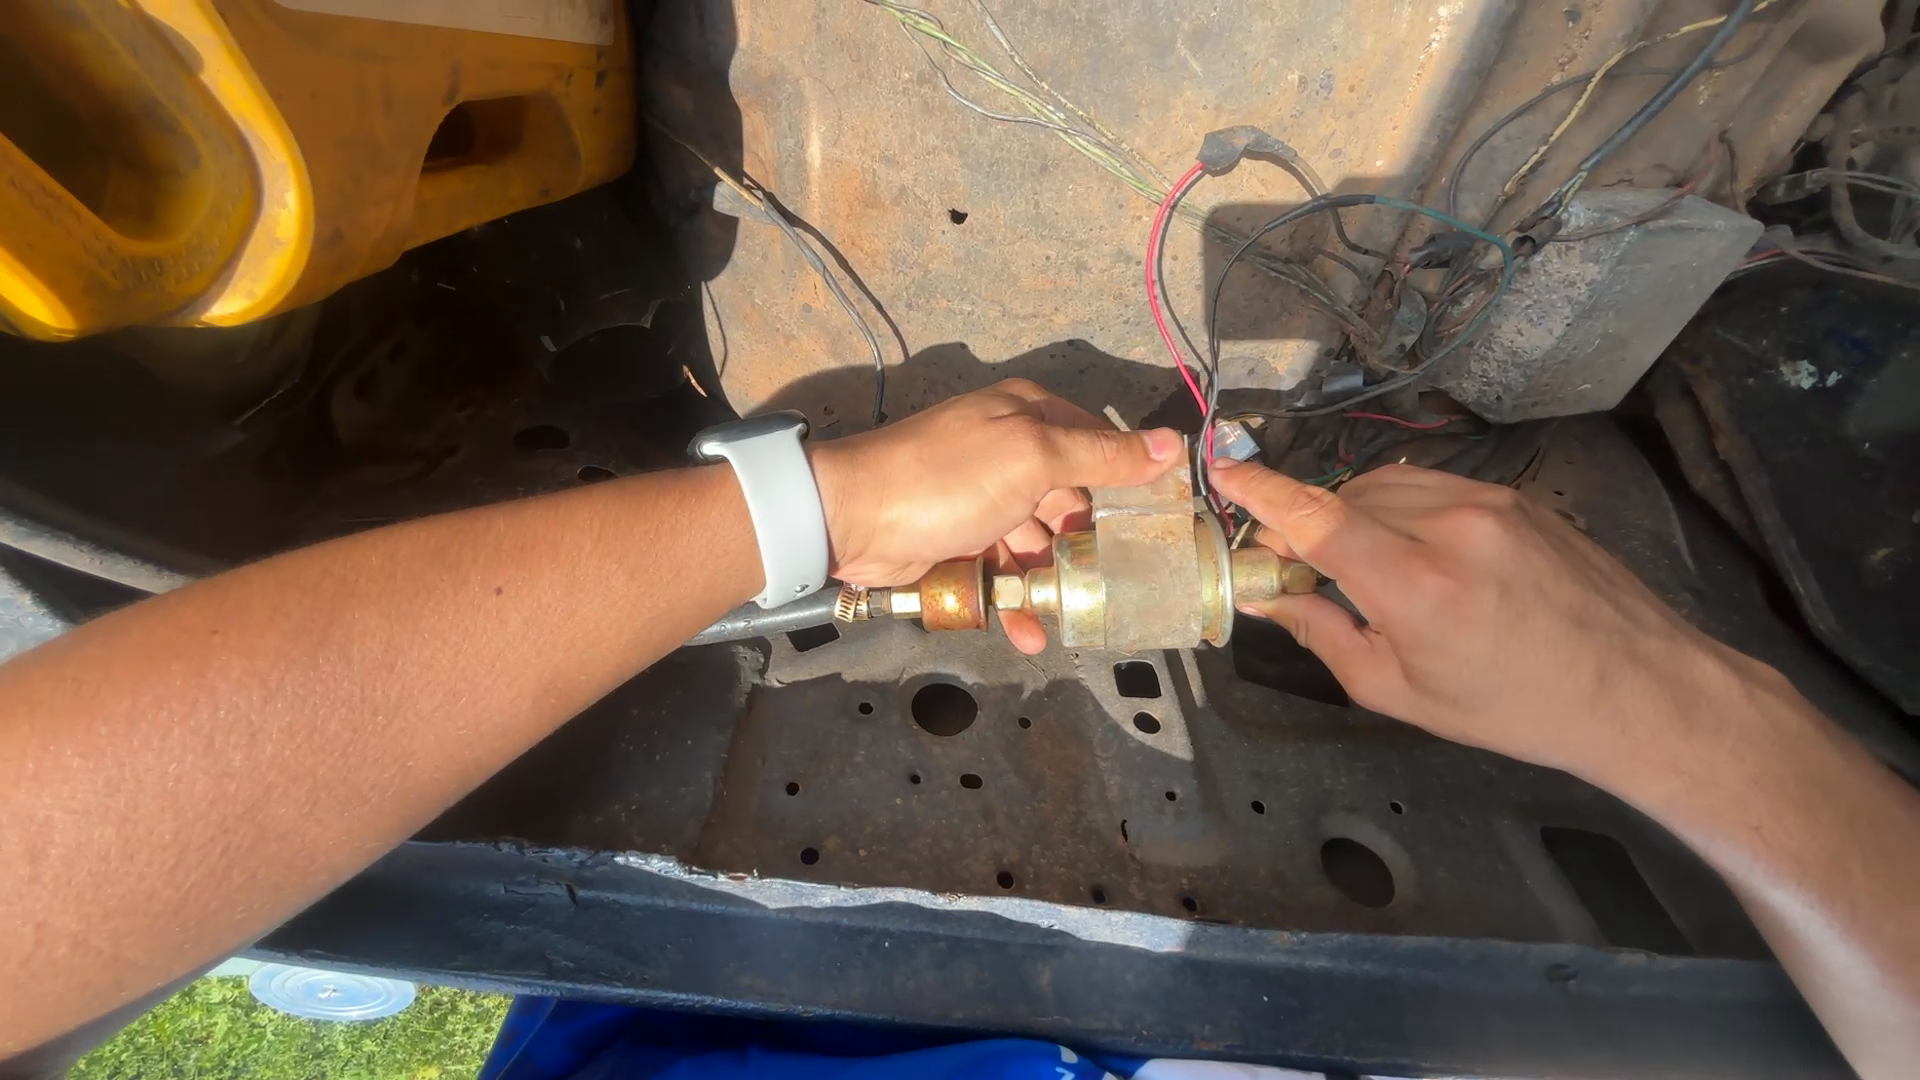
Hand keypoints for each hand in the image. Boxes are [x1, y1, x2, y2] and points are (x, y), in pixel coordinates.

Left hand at [809, 379, 1179, 652]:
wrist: (854, 519)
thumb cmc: (950, 479)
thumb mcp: (1032, 457)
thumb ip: (1101, 455)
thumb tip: (1172, 443)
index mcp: (1028, 416)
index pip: (1097, 441)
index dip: (1129, 479)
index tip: (1162, 522)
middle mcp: (1008, 450)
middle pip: (1069, 497)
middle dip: (1090, 541)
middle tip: (1121, 583)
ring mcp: (982, 497)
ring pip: (1036, 541)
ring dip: (1051, 581)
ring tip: (1073, 618)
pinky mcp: (961, 538)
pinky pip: (1001, 569)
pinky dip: (1014, 601)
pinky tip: (1028, 634)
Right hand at [1208, 458, 1763, 781]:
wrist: (1645, 690)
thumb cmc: (1509, 706)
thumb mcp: (1396, 690)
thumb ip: (1320, 634)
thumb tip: (1265, 597)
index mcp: (1414, 584)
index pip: (1316, 518)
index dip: (1261, 491)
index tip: (1220, 470)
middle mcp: (1449, 526)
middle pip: (1340, 499)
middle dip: (1306, 527)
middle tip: (1301, 570)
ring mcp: (1488, 502)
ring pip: (1379, 486)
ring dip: (1350, 516)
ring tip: (1364, 565)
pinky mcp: (1513, 496)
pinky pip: (1424, 486)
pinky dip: (1394, 509)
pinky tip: (1411, 549)